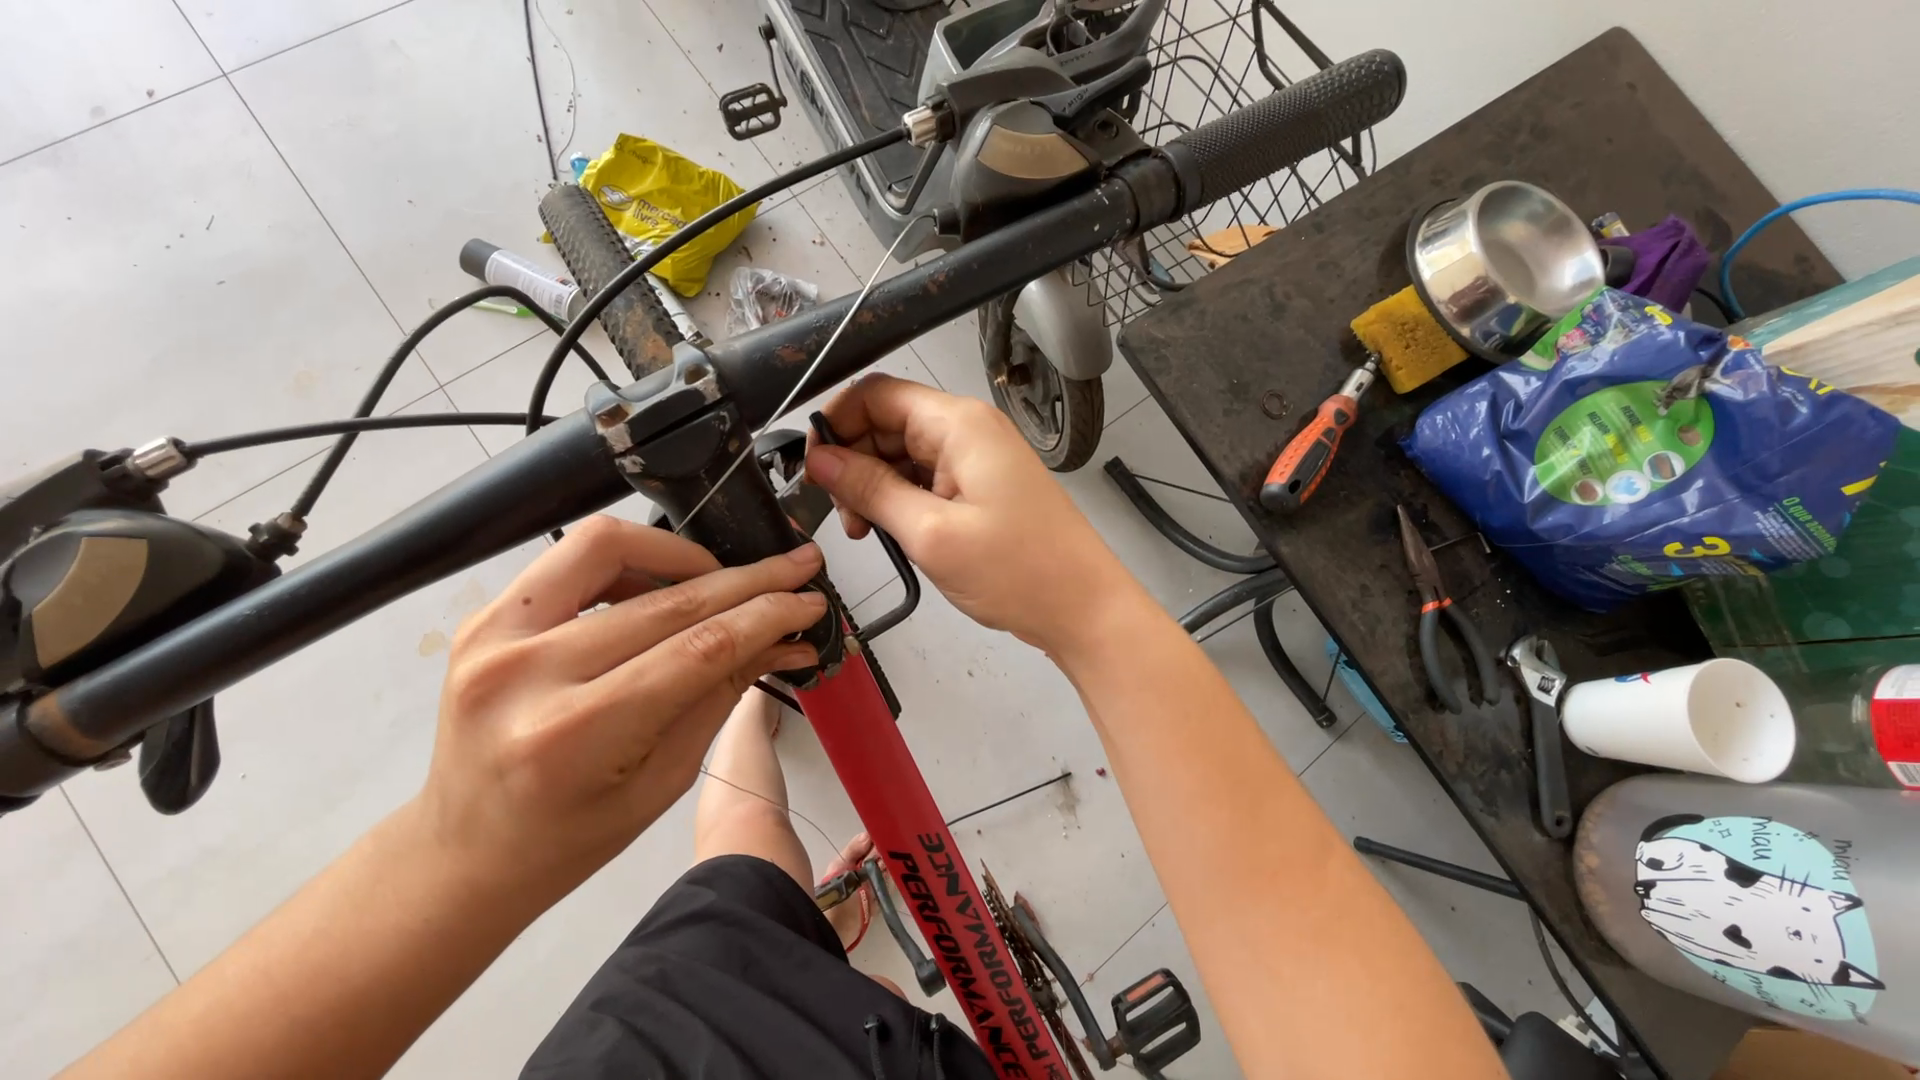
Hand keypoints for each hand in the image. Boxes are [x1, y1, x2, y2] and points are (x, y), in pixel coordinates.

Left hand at [415, 516, 825, 905]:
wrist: (467, 851)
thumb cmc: (571, 836)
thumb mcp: (664, 777)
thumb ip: (722, 694)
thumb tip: (787, 640)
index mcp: (575, 733)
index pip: (698, 648)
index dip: (766, 616)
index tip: (809, 600)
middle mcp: (526, 673)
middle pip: (668, 600)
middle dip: (747, 580)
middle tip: (795, 568)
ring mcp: (493, 637)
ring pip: (608, 546)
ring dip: (683, 554)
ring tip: (724, 579)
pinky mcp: (485, 618)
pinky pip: (570, 558)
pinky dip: (629, 560)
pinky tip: (662, 587)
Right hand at [805, 375, 1143, 655]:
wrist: (1084, 608)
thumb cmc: (1018, 572)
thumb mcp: (930, 533)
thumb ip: (870, 490)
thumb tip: (820, 460)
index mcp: (958, 424)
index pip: (876, 393)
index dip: (837, 423)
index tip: (813, 469)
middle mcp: (968, 430)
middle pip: (887, 422)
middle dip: (853, 462)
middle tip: (845, 517)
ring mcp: (977, 458)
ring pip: (902, 453)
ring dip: (874, 487)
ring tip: (867, 532)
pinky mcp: (981, 486)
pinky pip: (926, 478)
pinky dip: (901, 500)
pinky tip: (892, 533)